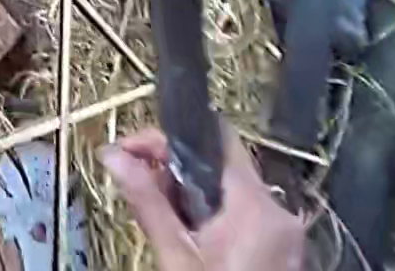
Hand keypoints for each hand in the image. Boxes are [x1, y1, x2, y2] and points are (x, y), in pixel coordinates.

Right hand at [100, 125, 305, 270]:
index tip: (131, 147)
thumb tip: (111, 154)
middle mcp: (277, 207)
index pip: (215, 135)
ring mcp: (283, 230)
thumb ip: (147, 200)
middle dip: (174, 165)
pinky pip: (239, 210)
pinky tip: (185, 229)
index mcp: (256, 203)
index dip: (170, 136)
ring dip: (188, 189)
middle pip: (219, 161)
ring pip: (227, 186)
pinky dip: (209, 210)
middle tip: (137, 177)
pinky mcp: (281, 248)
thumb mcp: (176, 259)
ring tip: (157, 206)